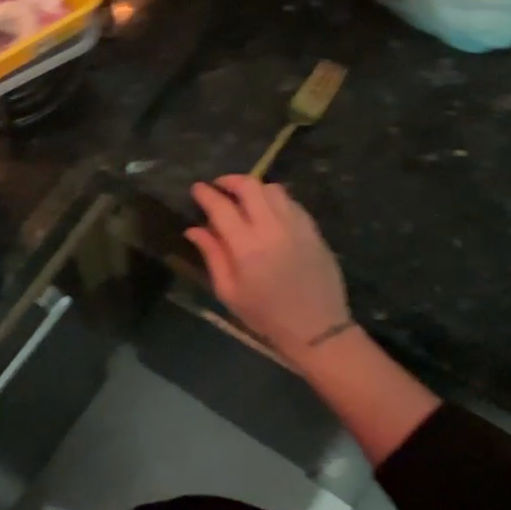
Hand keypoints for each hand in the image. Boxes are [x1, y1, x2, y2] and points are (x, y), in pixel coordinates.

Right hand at [185, 175, 350, 360]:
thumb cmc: (266, 316)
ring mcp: (296, 226)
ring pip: (273, 189)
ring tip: (244, 199)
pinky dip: (275, 200)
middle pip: (250, 186)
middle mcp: (272, 228)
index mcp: (247, 247)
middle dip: (230, 181)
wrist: (316, 328)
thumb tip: (194, 229)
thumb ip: (212, 256)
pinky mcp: (313, 230)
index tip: (197, 189)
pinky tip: (268, 212)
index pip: (221, 207)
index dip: (206, 194)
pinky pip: (291, 202)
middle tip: (219, 187)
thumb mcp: (230, 292)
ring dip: (254, 188)